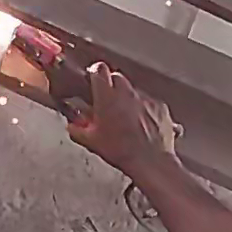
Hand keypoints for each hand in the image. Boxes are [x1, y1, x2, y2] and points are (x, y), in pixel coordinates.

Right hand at [66, 63, 179, 178]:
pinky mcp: (160, 106)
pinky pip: (148, 102)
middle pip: (117, 77)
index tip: (93, 78)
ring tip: (125, 118)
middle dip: (111, 86)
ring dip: (127, 99)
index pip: (99, 70)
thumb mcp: (91, 141)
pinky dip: (144, 109)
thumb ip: (76, 129)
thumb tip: (72, 125)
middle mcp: (127, 93)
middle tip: (107, 102)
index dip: (94, 72)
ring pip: (133, 90)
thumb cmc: (121, 151)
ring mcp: (145, 98)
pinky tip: (141, 124)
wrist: (151, 161)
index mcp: (107, 97)